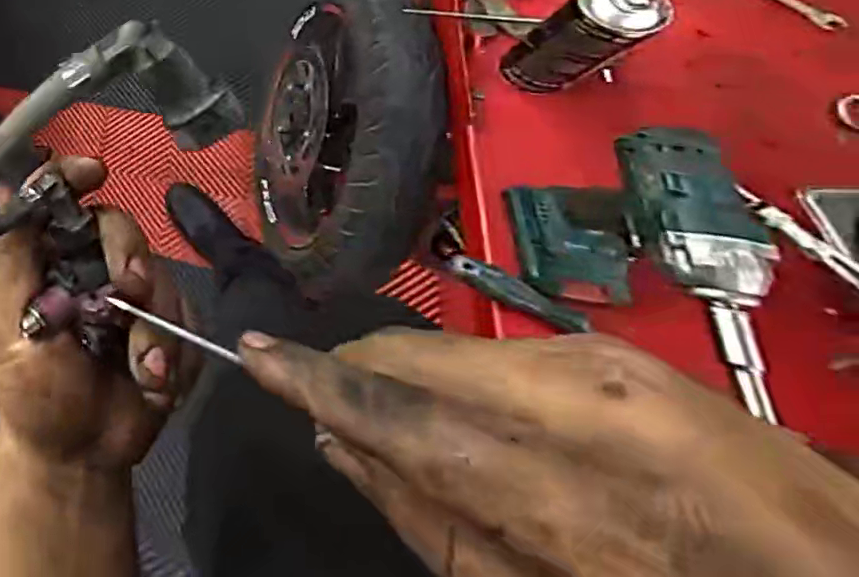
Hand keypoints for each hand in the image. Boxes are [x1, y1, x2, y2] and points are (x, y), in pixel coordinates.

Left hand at [0, 156, 202, 470]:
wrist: (80, 453)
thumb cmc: (31, 386)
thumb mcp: (9, 319)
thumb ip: (13, 255)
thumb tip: (2, 189)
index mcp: (46, 254)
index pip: (59, 197)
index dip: (73, 175)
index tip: (93, 171)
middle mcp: (88, 263)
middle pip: (117, 225)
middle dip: (128, 253)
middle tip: (130, 289)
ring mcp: (130, 294)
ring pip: (159, 273)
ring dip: (154, 322)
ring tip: (139, 366)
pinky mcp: (166, 325)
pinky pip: (186, 317)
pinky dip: (175, 349)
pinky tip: (154, 380)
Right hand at [240, 328, 858, 576]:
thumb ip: (428, 520)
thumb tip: (337, 438)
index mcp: (572, 488)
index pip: (395, 410)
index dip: (312, 379)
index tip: (252, 353)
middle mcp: (578, 395)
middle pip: (404, 357)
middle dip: (358, 378)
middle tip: (346, 419)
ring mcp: (603, 360)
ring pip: (436, 346)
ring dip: (406, 380)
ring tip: (422, 430)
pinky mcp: (614, 349)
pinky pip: (487, 350)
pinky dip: (457, 379)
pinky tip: (484, 424)